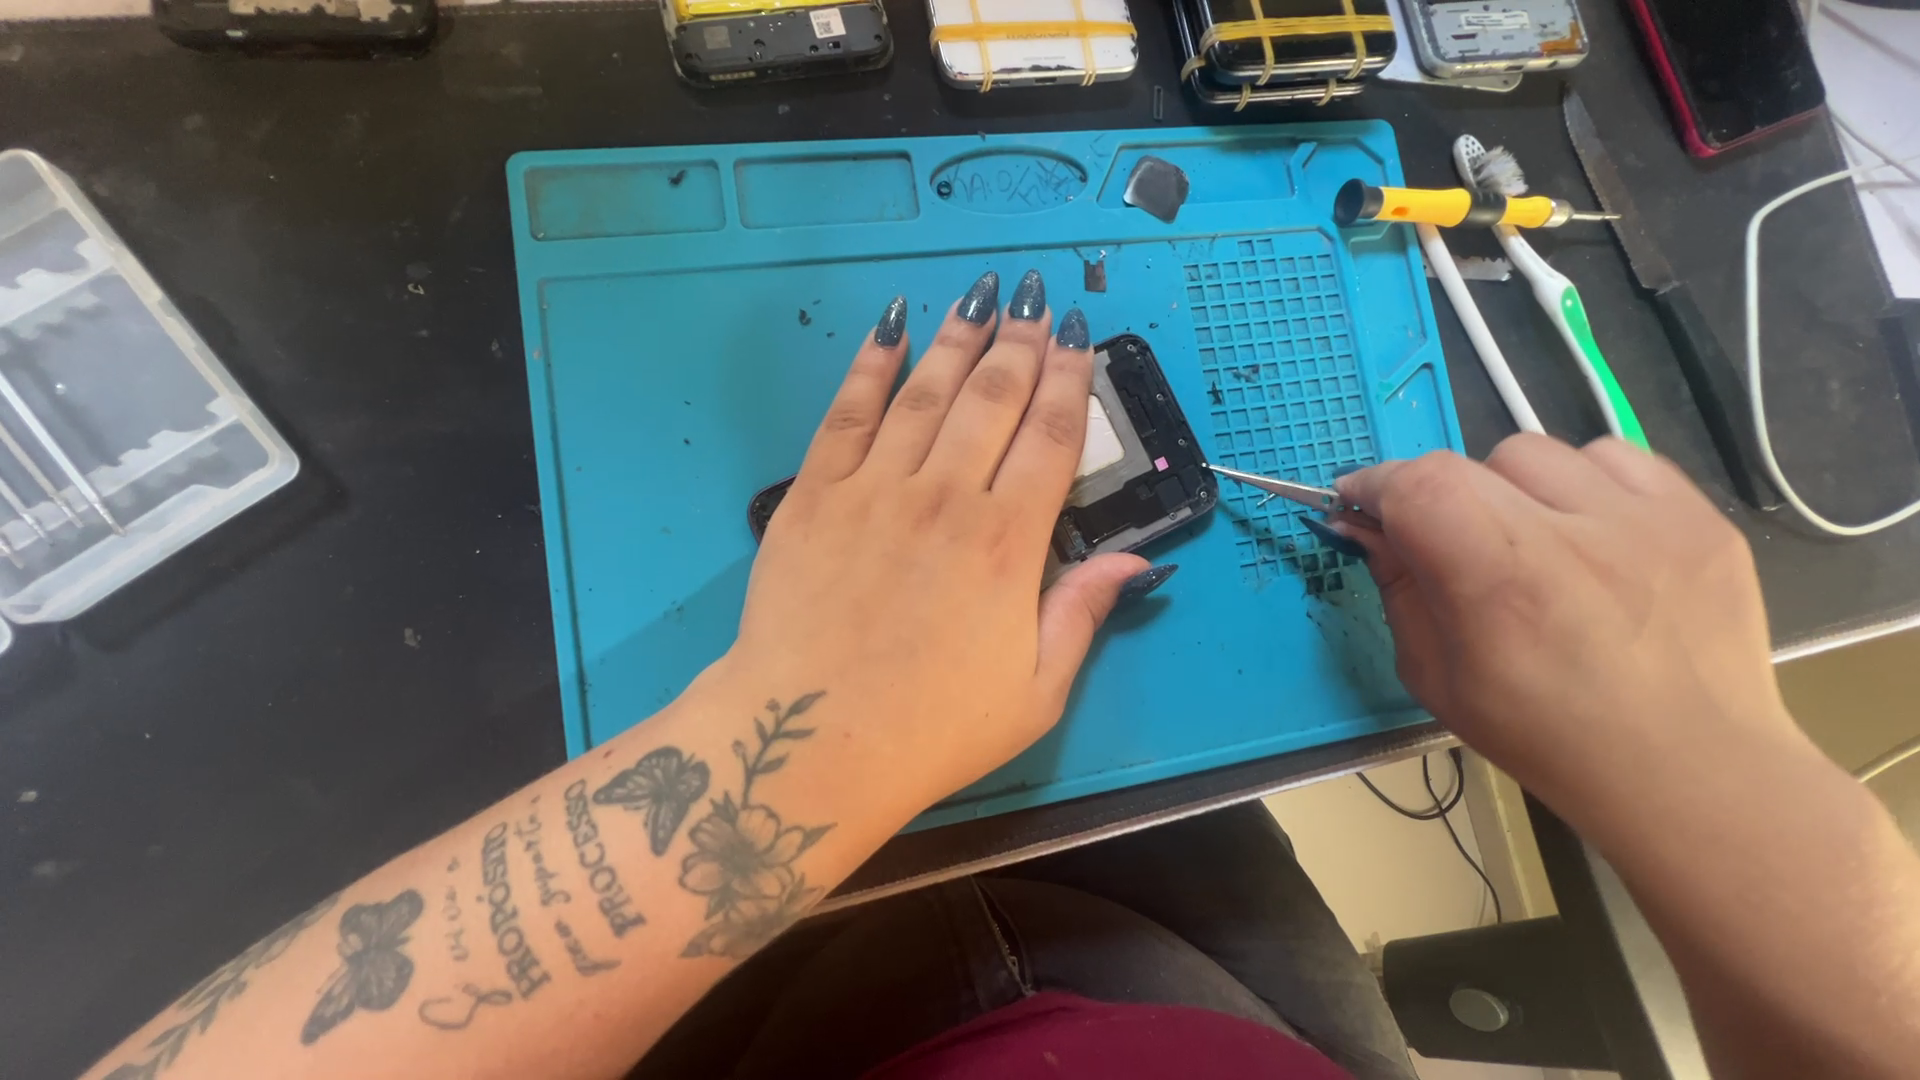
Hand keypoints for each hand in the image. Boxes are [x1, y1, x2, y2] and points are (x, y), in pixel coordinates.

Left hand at [720, 271, 1149, 815]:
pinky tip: (891, 326)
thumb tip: (1136, 560)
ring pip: (925, 392)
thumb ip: (1083, 615)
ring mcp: (873, 489)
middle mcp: (945, 498)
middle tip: (1035, 298)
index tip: (1079, 337)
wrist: (809, 742)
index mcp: (1007, 544)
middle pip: (993, 399)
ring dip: (957, 337)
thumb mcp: (1034, 693)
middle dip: (1020, 342)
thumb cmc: (931, 730)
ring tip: (979, 292)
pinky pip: (847, 412)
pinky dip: (870, 364)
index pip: (1050, 438)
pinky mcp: (814, 494)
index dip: (1070, 380)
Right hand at [1333, 435, 1794, 799]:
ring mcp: (1647, 519)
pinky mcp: (1697, 516)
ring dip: (1505, 486)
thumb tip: (1365, 527)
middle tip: (1439, 537)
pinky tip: (1584, 532)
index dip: (1374, 484)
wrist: (1686, 767)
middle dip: (1430, 493)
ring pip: (1534, 452)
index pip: (1417, 485)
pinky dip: (1578, 483)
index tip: (1358, 503)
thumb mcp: (1433, 673)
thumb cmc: (1539, 731)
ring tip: (1523, 536)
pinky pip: (1611, 458)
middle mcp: (1574, 534)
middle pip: (1464, 463)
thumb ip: (1396, 586)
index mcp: (1498, 581)